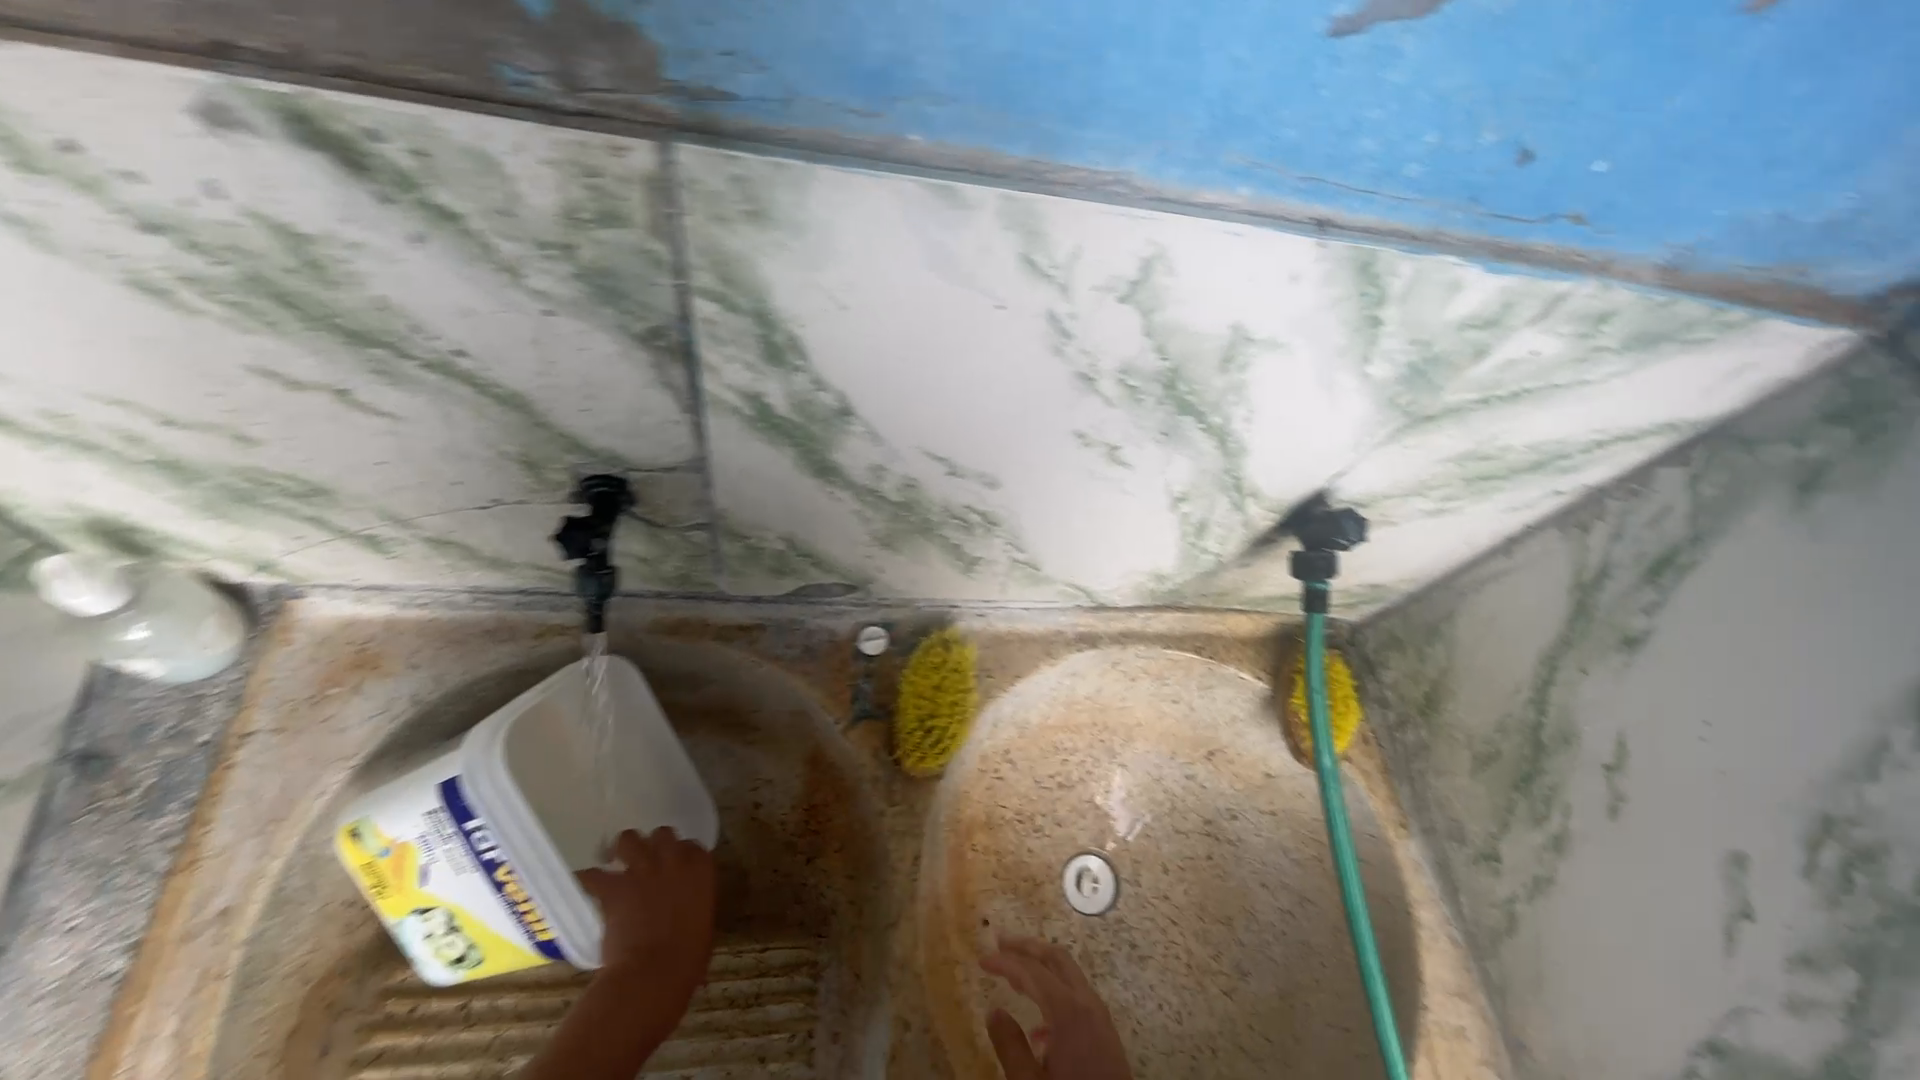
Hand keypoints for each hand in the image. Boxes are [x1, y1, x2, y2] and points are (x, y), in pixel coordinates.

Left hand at [520, 829, 716, 1079]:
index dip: (683, 854)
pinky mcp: (613, 888)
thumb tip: (684, 912)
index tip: (677, 866)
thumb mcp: (703, 926)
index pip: (693, 846)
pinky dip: (585, 879)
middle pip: (663, 834)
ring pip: (629, 839)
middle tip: (648, 860)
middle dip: (654, 844)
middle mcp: (673, 861)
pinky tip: (583, 883)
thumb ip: (694, 907)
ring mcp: (641, 871)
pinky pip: (591, 874)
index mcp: (701, 870)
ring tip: (617, 862)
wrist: (654, 973)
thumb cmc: (688, 958)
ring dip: (623, 849)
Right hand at [980, 936, 1132, 1079]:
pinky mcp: (1104, 1029)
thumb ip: (1010, 1046)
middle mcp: (1087, 1003)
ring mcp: (1100, 1015)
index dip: (1005, 961)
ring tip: (1014, 972)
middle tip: (1000, 942)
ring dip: (1041, 965)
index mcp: (1068, 1011)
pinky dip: (1055, 988)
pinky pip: (1077, 994)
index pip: (1032, 971)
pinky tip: (1038, 1020)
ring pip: (1070, 973)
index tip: (982, 960)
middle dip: (1027, 947)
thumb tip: (994, 1011)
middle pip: (1056, 958)